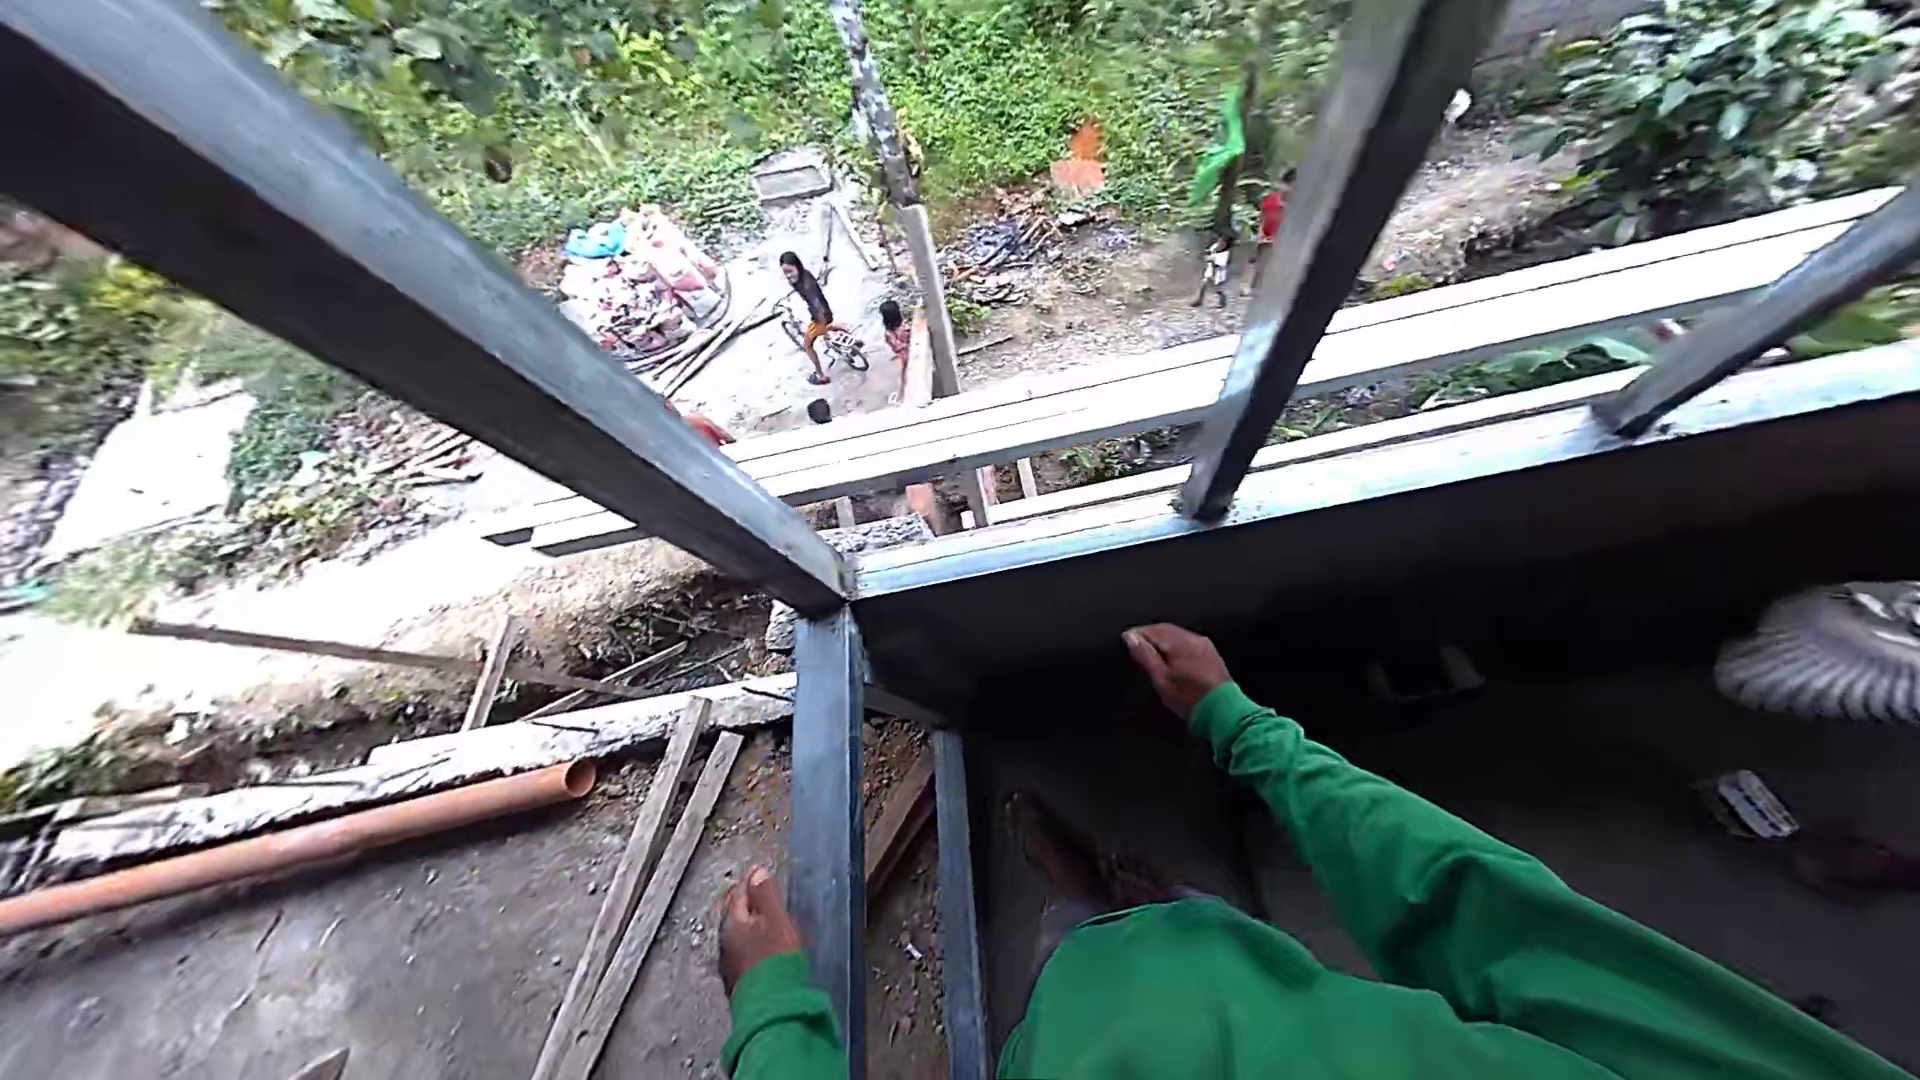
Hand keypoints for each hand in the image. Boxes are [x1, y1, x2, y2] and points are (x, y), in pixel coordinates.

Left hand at [719, 865, 801, 993]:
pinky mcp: (739, 979)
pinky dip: (752, 939)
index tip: (761, 869)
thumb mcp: (775, 919)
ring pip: (739, 931)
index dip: (752, 878)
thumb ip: (765, 894)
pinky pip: (744, 948)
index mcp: (732, 922)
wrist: (772, 1006)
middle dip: (748, 900)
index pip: (740, 892)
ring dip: (750, 921)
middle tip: (761, 888)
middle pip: (736, 912)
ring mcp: (730, 962)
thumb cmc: (775, 958)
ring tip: (765, 915)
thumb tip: (757, 871)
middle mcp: (725, 941)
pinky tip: (763, 943)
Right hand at [1123, 623, 1232, 720]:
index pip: (1152, 630)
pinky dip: (1175, 645)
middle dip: (1149, 635)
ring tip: (1150, 652)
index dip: (1137, 634)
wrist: (1224, 713)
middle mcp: (1194, 638)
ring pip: (1177, 634)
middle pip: (1165, 629)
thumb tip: (1130, 636)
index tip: (1126, 641)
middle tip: (1135, 646)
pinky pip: (1187, 641)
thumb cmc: (1189, 698)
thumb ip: (1145, 655)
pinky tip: (1170, 656)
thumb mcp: (1161, 679)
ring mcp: (1204, 645)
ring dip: (1162, 640)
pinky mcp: (1211, 653)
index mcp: (1180, 642)